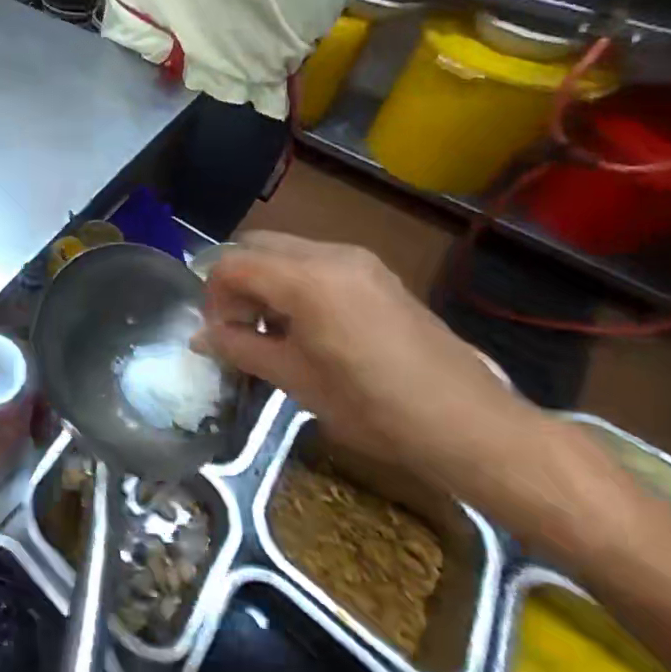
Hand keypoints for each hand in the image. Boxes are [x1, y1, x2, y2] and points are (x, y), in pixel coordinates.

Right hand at [191, 232, 543, 494]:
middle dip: (236, 282)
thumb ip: (239, 349)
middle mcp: (331, 254)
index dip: (213, 297)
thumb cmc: (374, 408)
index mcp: (306, 279)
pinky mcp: (378, 273)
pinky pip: (317, 262)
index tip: (217, 334)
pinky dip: (294, 282)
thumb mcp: (296, 381)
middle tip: (238, 327)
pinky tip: (306, 326)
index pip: (232, 264)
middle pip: (256, 246)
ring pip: (286, 251)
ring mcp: (359, 260)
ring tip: (271, 331)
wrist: (471, 425)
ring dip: (265, 281)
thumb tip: (200, 338)